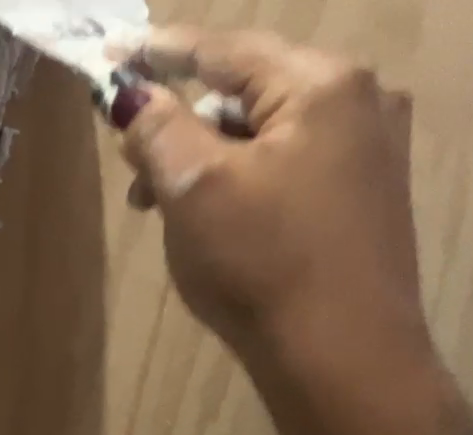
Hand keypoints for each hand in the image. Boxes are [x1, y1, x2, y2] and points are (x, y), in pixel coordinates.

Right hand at [116, 28, 427, 371]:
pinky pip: (277, 164)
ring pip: (256, 133)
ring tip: (156, 204)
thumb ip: (159, 130)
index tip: (110, 53)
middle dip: (177, 120)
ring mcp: (363, 149)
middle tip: (127, 159)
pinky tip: (203, 219)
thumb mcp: (194, 188)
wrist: (335, 345)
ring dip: (198, 159)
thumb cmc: (261, 258)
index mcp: (323, 86)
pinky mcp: (353, 193)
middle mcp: (357, 102)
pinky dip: (229, 180)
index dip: (161, 51)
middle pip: (243, 91)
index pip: (226, 51)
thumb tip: (129, 93)